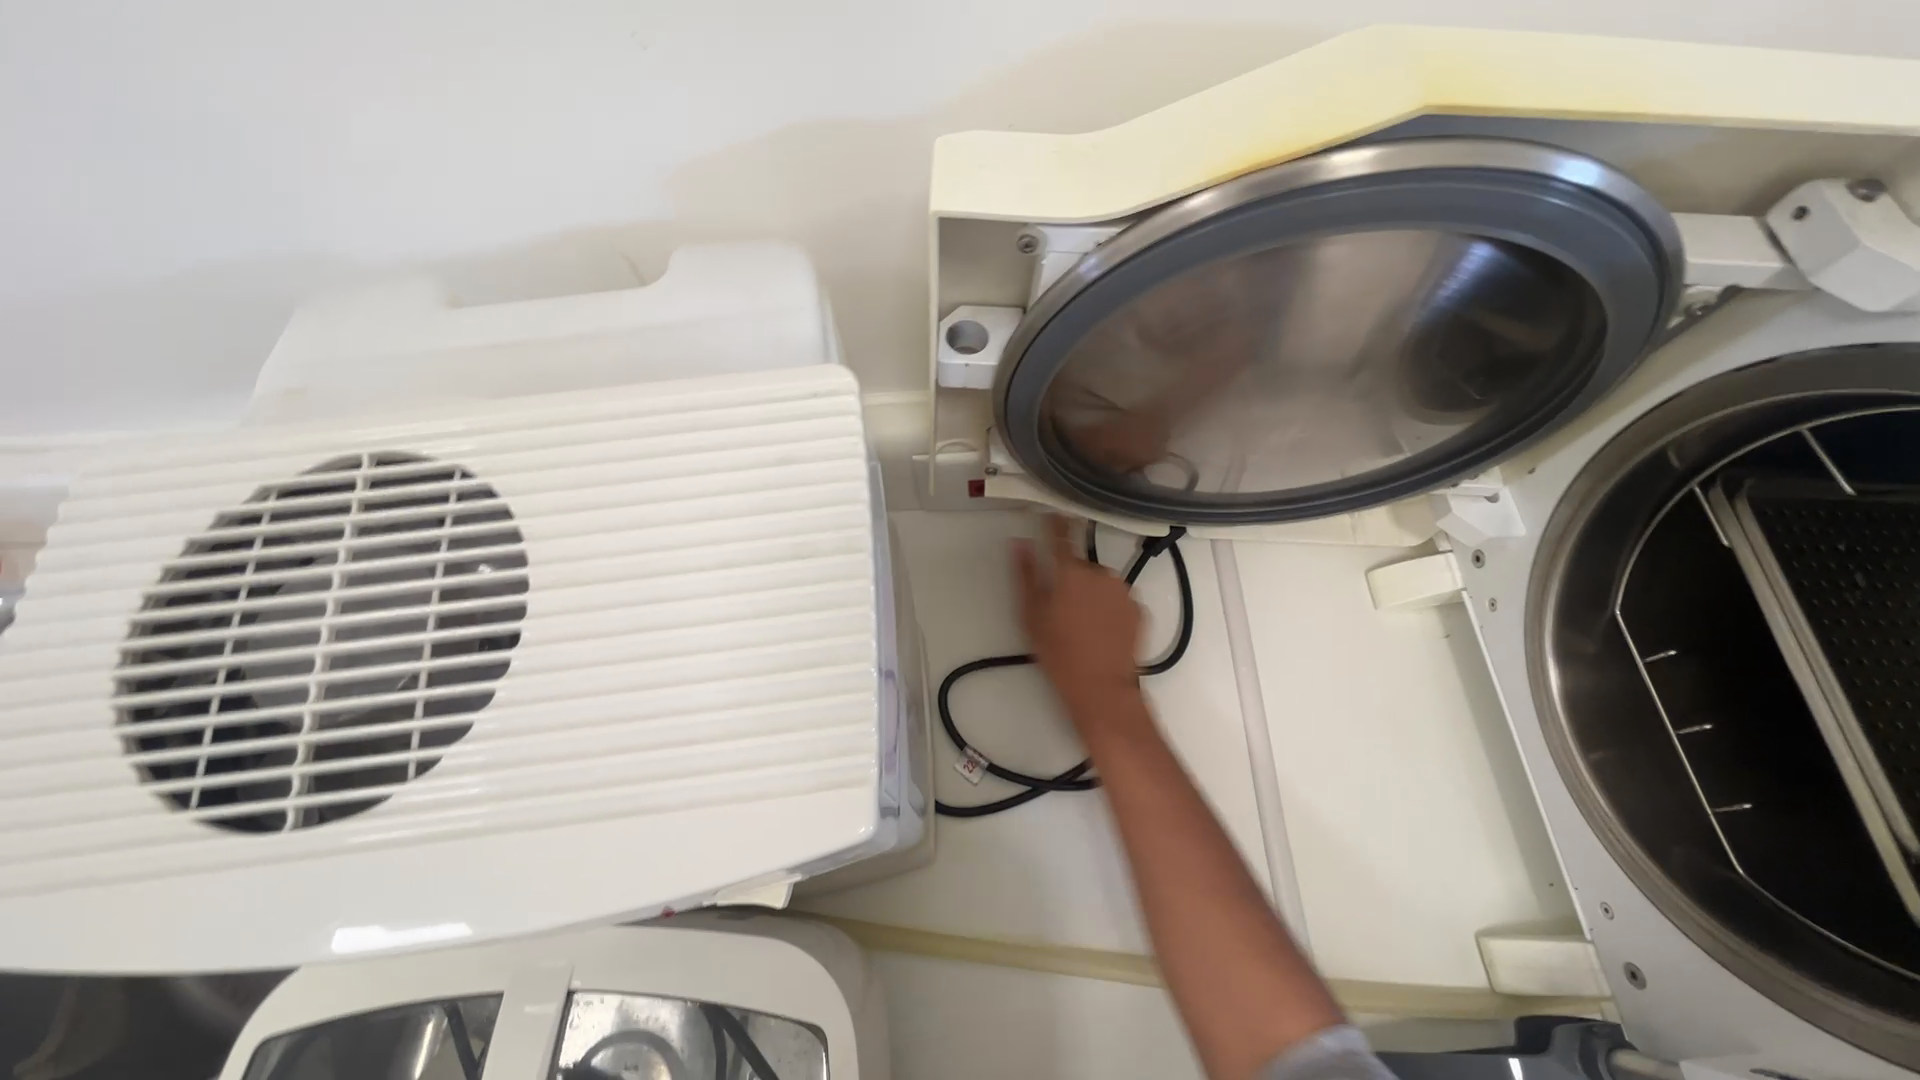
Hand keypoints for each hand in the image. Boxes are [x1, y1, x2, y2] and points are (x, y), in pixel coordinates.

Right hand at [1012, 515, 1145, 722]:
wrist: (1101, 689)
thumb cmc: (1058, 654)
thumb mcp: (1031, 616)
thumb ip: (1026, 576)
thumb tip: (1019, 544)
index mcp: (1070, 572)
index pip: (1060, 535)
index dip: (1055, 522)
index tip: (1051, 512)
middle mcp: (1100, 573)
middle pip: (1082, 566)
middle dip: (1073, 579)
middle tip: (1063, 608)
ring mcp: (1124, 591)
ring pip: (1102, 583)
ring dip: (1093, 594)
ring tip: (1084, 624)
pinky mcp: (1140, 609)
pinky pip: (1119, 600)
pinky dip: (1110, 608)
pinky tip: (1102, 630)